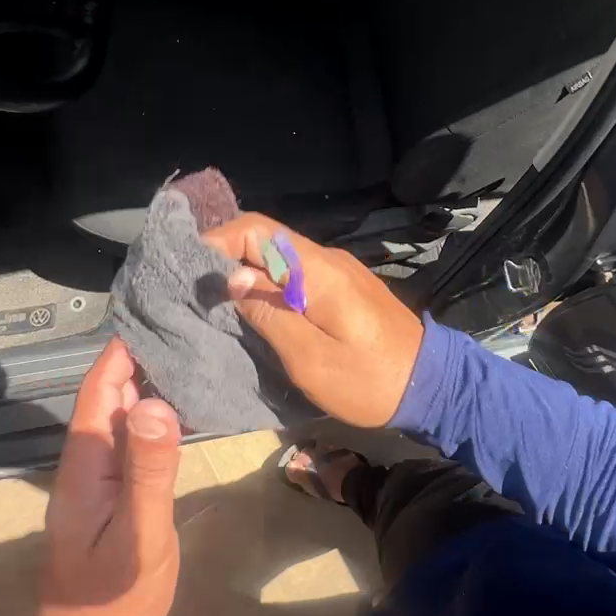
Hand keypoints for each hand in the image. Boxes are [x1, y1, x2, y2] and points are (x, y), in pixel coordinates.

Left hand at [31, 338, 183, 615]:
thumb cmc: (113, 599)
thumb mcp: (137, 537)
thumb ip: (147, 472)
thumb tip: (155, 400)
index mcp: (85, 464)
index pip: (99, 388)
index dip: (123, 346)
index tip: (161, 306)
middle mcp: (90, 461)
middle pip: (113, 392)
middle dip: (145, 351)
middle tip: (194, 315)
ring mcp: (105, 477)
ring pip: (128, 412)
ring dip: (156, 377)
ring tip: (199, 344)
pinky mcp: (122, 491)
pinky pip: (140, 436)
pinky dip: (164, 408)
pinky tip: (193, 397)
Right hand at [203, 213, 424, 426]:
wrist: (428, 384)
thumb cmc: (369, 380)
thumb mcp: (311, 360)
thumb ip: (270, 316)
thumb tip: (231, 278)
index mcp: (318, 271)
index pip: (257, 230)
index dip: (216, 242)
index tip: (186, 275)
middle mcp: (327, 259)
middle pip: (265, 238)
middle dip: (223, 257)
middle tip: (190, 292)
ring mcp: (337, 271)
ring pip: (279, 256)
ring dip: (244, 272)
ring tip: (211, 304)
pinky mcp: (342, 287)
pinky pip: (296, 273)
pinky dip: (267, 284)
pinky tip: (250, 311)